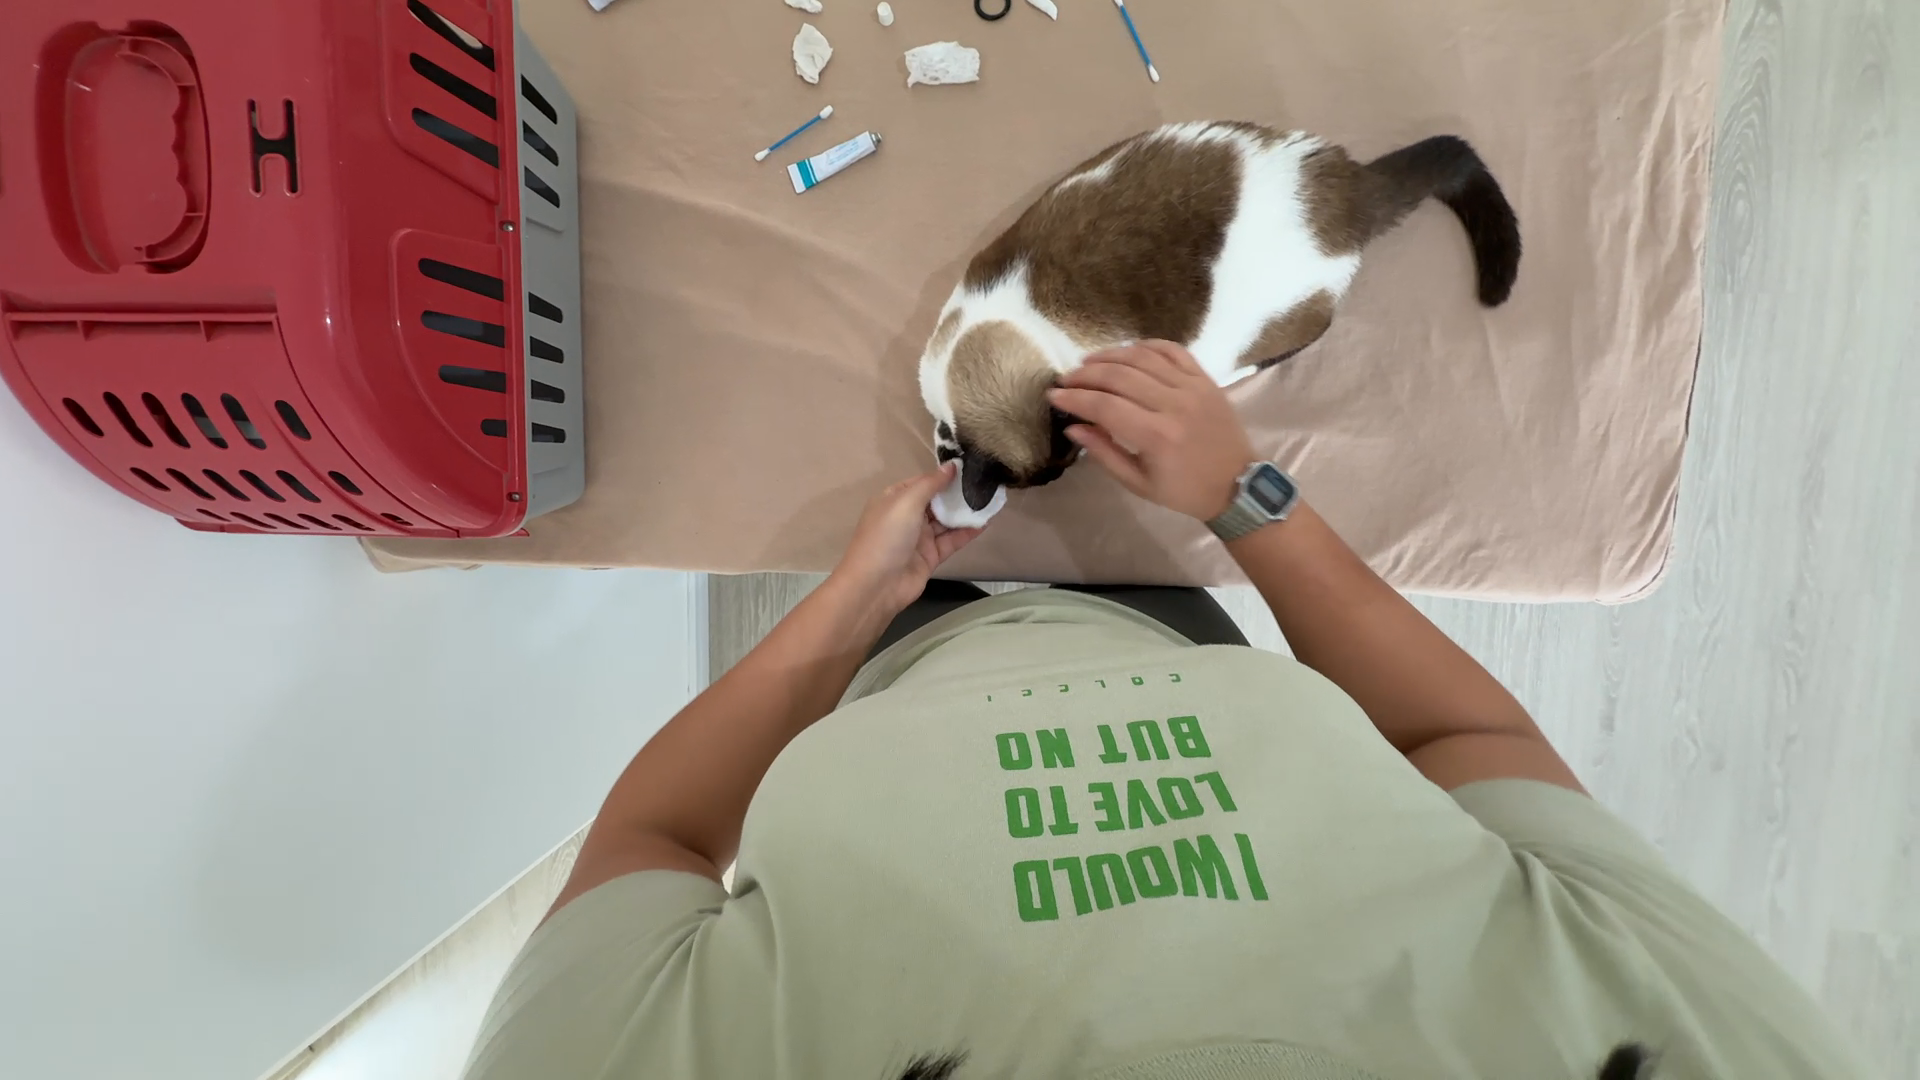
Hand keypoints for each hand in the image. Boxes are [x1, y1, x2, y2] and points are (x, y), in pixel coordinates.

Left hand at [832, 464, 985, 615]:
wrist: (877, 585)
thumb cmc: (887, 537)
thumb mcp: (906, 502)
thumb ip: (931, 483)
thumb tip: (951, 465)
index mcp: (894, 499)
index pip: (922, 482)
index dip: (943, 475)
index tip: (969, 467)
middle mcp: (906, 516)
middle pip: (936, 501)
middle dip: (957, 493)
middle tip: (984, 482)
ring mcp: (919, 537)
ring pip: (946, 521)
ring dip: (965, 512)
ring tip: (989, 500)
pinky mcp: (930, 556)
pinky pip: (951, 541)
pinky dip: (967, 533)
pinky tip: (985, 523)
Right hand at [1049, 341, 1257, 520]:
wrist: (1236, 485)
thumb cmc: (1183, 491)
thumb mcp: (1137, 483)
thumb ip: (1103, 452)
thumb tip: (1073, 426)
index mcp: (1157, 436)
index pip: (1105, 407)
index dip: (1075, 399)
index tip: (1053, 396)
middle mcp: (1174, 405)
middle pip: (1120, 377)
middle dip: (1085, 375)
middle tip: (1065, 379)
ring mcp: (1193, 387)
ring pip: (1143, 357)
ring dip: (1110, 356)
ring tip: (1088, 363)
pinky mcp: (1205, 379)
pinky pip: (1173, 350)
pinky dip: (1146, 346)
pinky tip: (1126, 352)